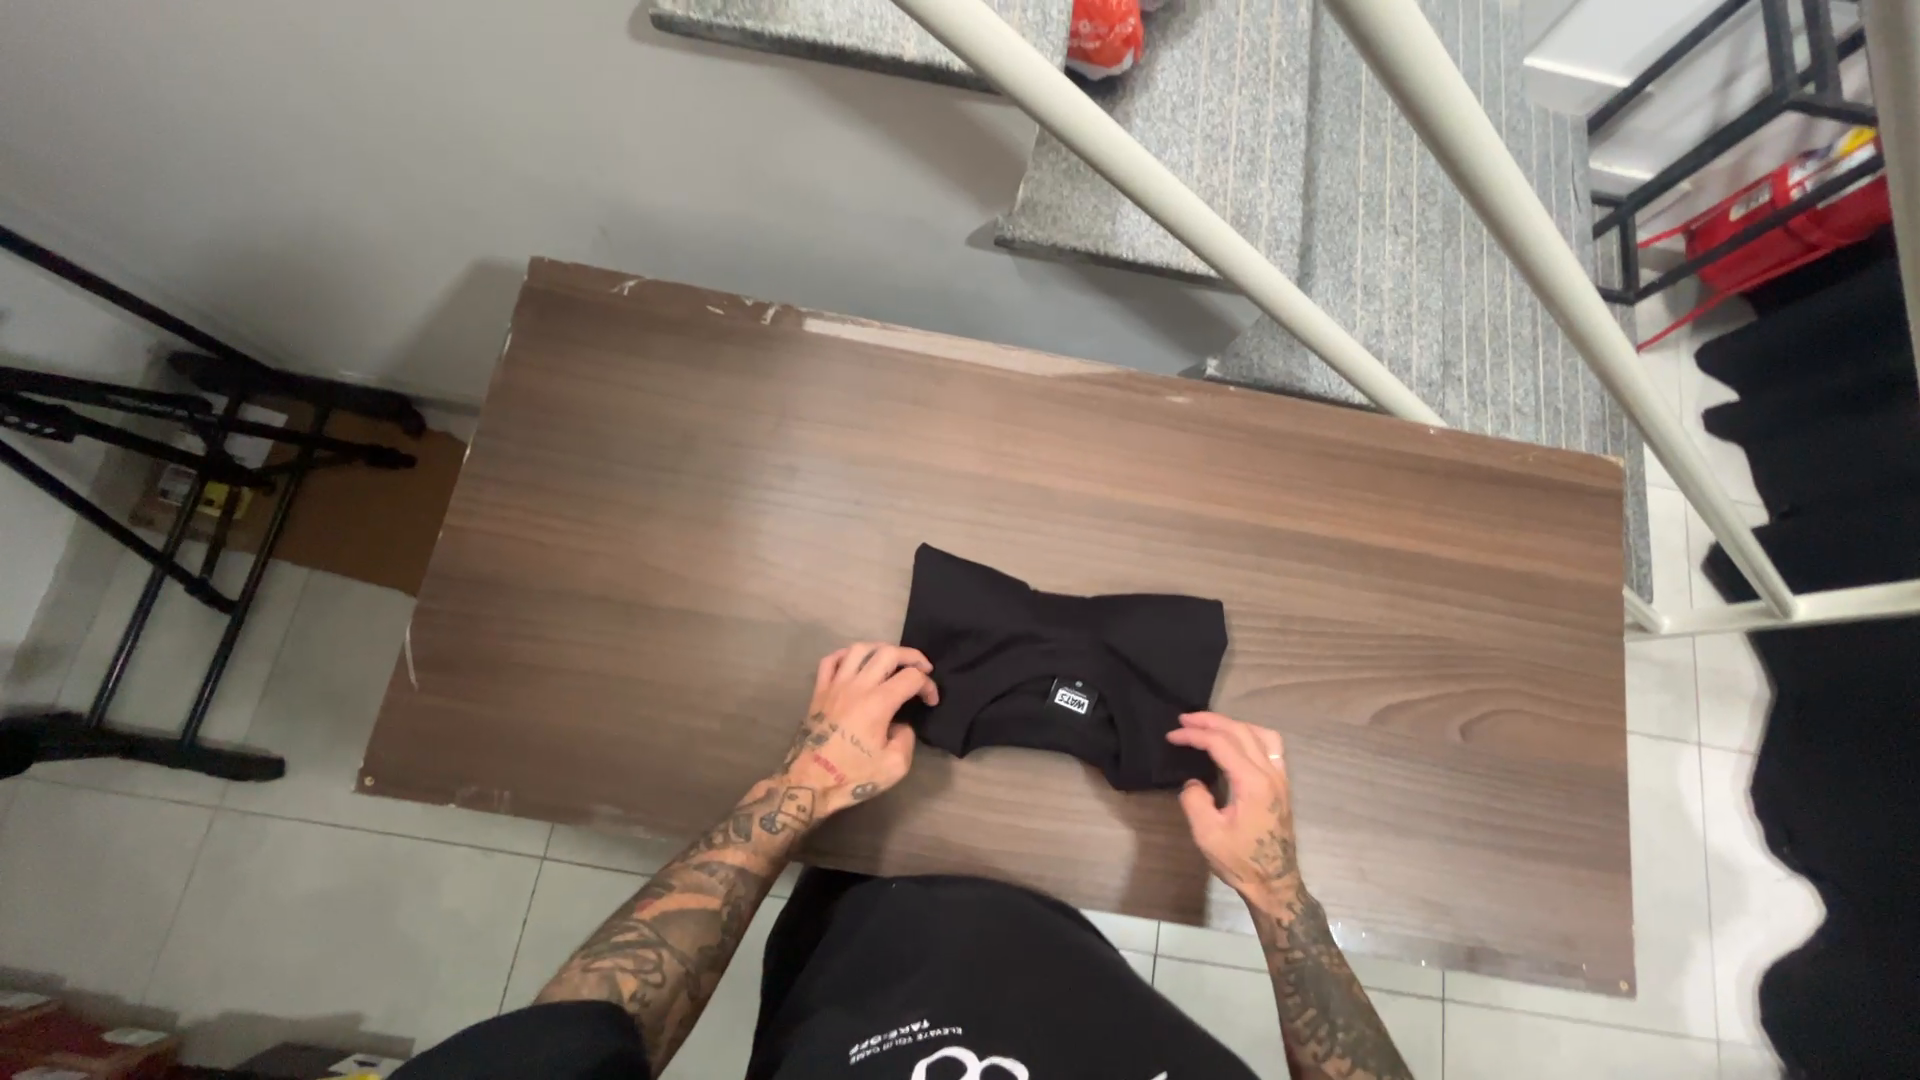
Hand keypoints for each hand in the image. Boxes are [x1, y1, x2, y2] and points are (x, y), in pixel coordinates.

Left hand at [771, 643, 937, 821]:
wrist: (809, 783)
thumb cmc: (852, 775)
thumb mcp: (894, 766)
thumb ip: (907, 739)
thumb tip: (900, 725)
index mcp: (878, 703)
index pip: (911, 678)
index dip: (928, 686)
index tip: (931, 701)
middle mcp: (857, 686)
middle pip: (888, 653)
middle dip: (912, 656)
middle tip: (922, 668)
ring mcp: (835, 685)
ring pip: (859, 649)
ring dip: (880, 649)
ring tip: (891, 661)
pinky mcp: (819, 691)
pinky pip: (831, 660)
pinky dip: (846, 655)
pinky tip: (856, 664)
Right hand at [1167, 711, 1303, 915]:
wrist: (1275, 884)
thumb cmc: (1240, 861)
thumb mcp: (1207, 834)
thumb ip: (1194, 800)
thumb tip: (1194, 783)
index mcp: (1252, 783)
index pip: (1221, 743)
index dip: (1194, 735)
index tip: (1171, 736)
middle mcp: (1271, 774)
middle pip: (1241, 731)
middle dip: (1210, 721)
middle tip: (1184, 720)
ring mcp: (1281, 778)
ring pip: (1261, 734)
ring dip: (1233, 724)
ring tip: (1210, 726)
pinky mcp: (1282, 785)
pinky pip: (1271, 746)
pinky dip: (1251, 735)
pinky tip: (1236, 742)